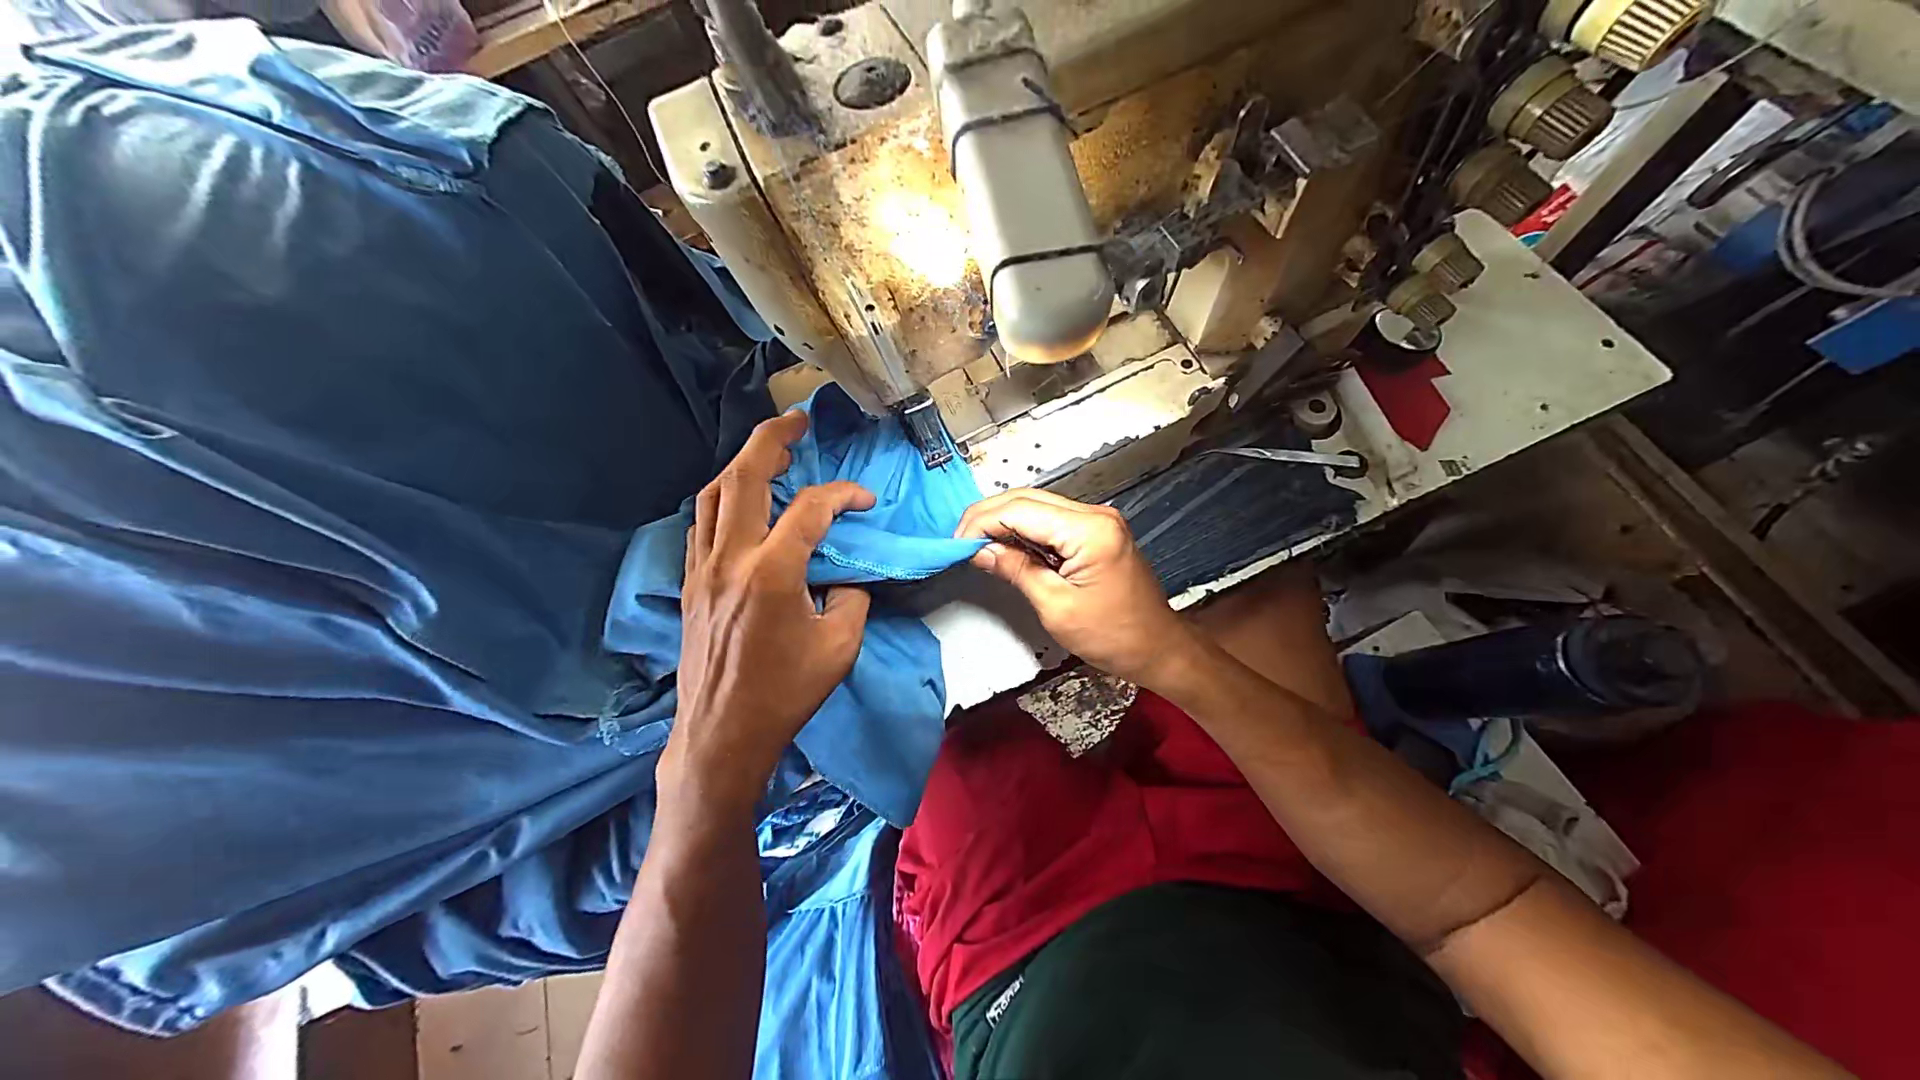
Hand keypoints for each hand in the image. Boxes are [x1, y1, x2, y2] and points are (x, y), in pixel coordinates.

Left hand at [665, 411, 875, 811]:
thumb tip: (843, 578)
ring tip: (766, 457)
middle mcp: (730, 559)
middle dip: (771, 439)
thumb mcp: (840, 647)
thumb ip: (851, 599)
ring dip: (740, 467)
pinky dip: (721, 504)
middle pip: (744, 477)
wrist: (721, 735)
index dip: (843, 494)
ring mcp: (701, 570)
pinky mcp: (688, 586)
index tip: (865, 501)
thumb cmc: (785, 695)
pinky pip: (700, 526)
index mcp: (773, 571)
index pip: (811, 508)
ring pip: (711, 496)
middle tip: (796, 422)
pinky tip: (739, 508)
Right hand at [956, 488, 1201, 686]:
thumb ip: (1016, 569)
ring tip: (978, 545)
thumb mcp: (1055, 606)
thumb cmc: (1114, 635)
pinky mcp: (1095, 532)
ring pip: (1036, 506)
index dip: (982, 522)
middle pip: (1027, 499)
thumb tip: (981, 550)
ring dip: (1004, 522)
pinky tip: (1006, 546)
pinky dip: (1024, 530)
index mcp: (1089, 530)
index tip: (958, 542)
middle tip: (961, 541)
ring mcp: (1097, 521)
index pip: (1020, 510)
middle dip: (988, 516)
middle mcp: (1095, 516)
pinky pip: (1051, 520)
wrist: (1157, 648)